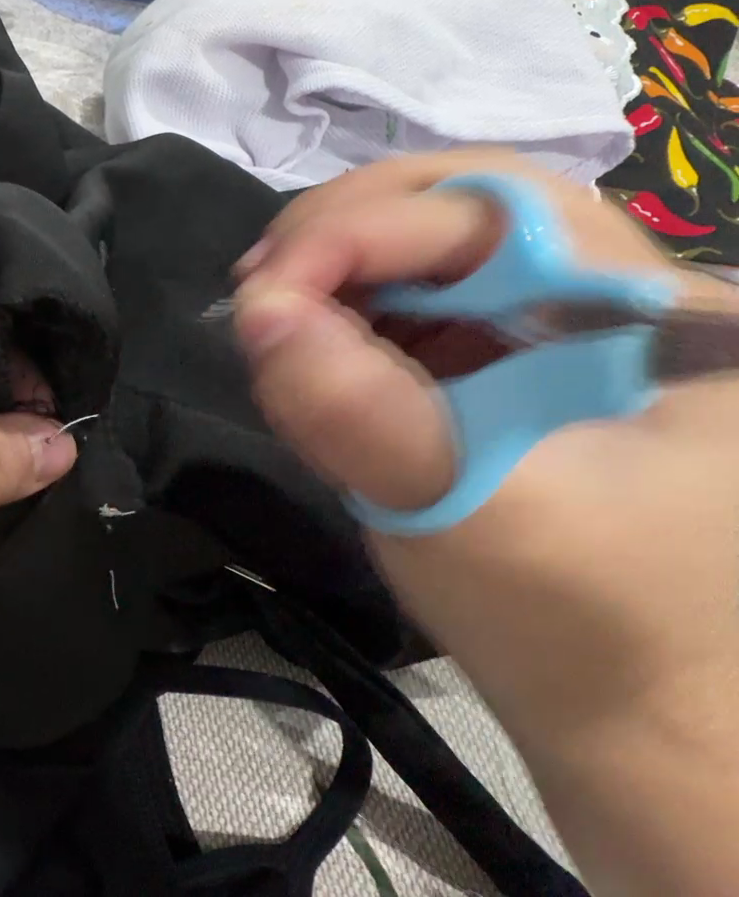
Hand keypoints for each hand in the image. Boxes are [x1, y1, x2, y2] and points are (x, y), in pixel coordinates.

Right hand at [230, 151, 738, 736]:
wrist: (630, 710)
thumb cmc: (575, 619)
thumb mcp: (460, 504)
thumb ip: (357, 406)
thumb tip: (255, 311)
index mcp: (660, 318)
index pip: (495, 211)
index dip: (359, 231)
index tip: (258, 295)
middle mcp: (619, 299)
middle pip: (462, 205)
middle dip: (341, 231)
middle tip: (256, 289)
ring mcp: (560, 331)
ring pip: (426, 247)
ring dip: (330, 267)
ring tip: (267, 316)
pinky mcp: (506, 366)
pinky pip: (410, 304)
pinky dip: (338, 310)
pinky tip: (304, 346)